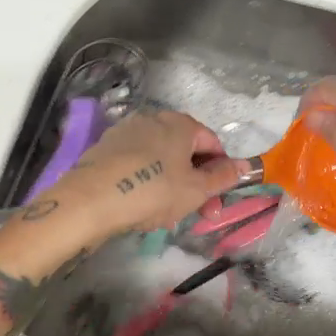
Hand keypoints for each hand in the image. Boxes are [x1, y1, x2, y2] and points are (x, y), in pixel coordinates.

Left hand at [42, 110, 250, 240]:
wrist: (90, 199)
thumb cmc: (153, 190)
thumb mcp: (196, 189)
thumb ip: (223, 177)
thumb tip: (245, 165)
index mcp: (181, 123)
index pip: (212, 145)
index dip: (220, 173)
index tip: (216, 202)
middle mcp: (155, 119)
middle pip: (185, 152)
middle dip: (195, 183)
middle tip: (196, 215)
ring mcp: (127, 131)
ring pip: (160, 159)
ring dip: (171, 185)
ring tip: (166, 216)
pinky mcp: (105, 148)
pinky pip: (136, 164)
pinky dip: (145, 181)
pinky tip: (141, 207)